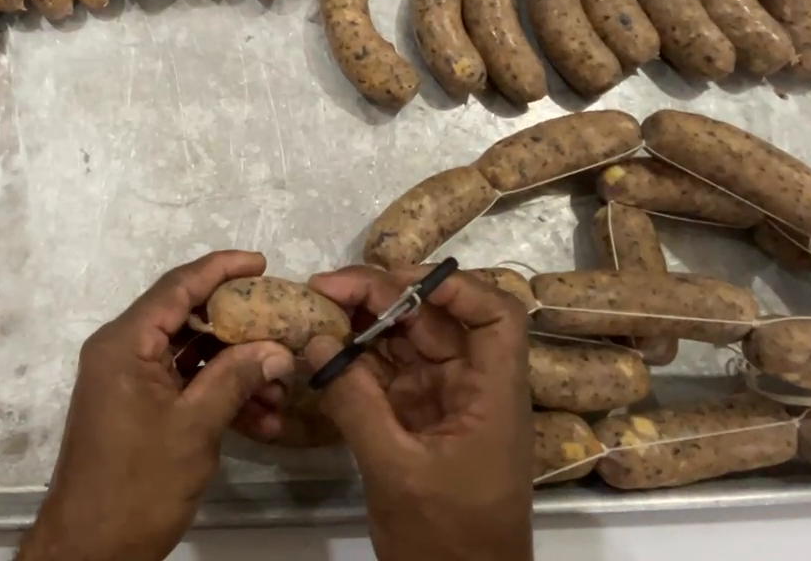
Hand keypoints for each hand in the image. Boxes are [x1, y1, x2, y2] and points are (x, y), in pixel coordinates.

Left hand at [19, 251, 295, 560]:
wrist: (90, 551)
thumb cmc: (138, 483)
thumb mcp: (194, 428)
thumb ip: (235, 379)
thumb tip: (277, 348)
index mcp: (125, 342)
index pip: (177, 287)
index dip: (220, 269)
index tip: (261, 262)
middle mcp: (124, 350)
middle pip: (187, 318)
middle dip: (238, 326)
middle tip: (282, 325)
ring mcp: (131, 380)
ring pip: (190, 354)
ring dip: (235, 368)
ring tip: (280, 386)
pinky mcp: (140, 407)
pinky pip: (183, 385)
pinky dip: (218, 395)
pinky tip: (261, 419)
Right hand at [306, 265, 534, 560]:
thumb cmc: (447, 540)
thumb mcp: (397, 471)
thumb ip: (355, 403)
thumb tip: (314, 342)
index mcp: (492, 394)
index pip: (496, 317)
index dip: (455, 286)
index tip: (396, 276)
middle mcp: (470, 386)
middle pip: (434, 318)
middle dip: (382, 294)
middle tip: (326, 287)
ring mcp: (440, 400)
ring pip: (405, 338)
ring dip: (363, 319)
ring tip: (316, 306)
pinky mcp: (413, 417)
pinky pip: (384, 369)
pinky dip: (354, 354)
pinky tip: (322, 343)